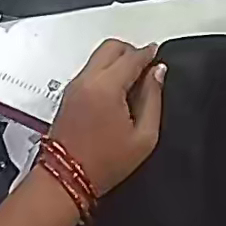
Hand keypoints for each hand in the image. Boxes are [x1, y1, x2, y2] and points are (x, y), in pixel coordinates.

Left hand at [46, 39, 164, 196]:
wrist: (67, 178)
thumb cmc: (102, 163)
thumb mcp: (143, 137)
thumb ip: (153, 98)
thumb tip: (158, 73)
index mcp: (106, 87)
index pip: (131, 56)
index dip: (148, 54)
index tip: (157, 55)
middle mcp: (87, 80)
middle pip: (111, 47)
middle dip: (131, 52)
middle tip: (145, 68)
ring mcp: (74, 85)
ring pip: (98, 56)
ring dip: (116, 61)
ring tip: (132, 84)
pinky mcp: (68, 93)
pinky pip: (90, 70)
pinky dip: (105, 72)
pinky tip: (116, 93)